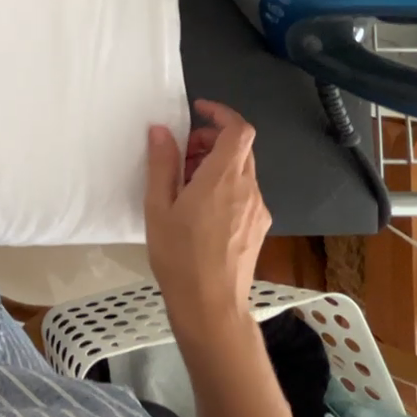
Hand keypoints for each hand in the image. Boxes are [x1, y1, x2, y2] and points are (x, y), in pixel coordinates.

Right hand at [144, 100, 270, 333]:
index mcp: (223, 179)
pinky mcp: (258, 228)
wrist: (210, 305)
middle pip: (239, 150)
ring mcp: (258, 211)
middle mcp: (248, 190)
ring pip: (241, 172)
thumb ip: (162, 164)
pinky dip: (223, 186)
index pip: (238, 131)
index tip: (198, 111)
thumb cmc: (178, 254)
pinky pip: (243, 193)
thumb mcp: (158, 206)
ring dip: (214, 165)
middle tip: (178, 154)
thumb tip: (161, 130)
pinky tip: (198, 208)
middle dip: (209, 141)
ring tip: (183, 184)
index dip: (222, 114)